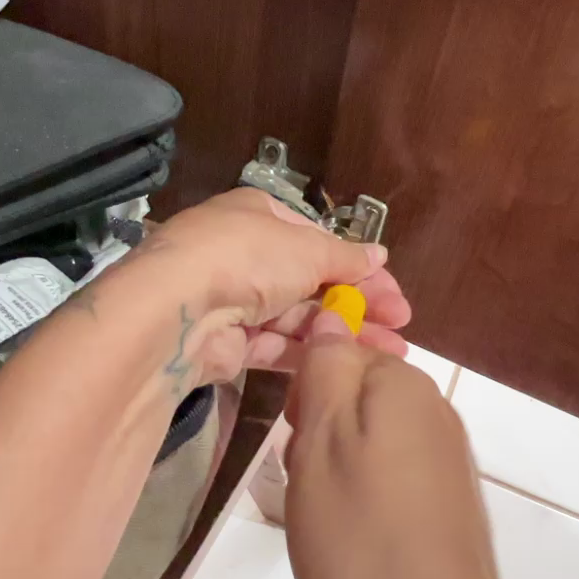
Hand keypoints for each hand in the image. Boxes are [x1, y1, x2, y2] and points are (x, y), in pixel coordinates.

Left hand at [133, 188, 410, 378]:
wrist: (178, 309)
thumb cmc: (249, 256)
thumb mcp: (307, 248)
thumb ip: (346, 257)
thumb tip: (380, 255)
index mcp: (258, 215)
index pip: (317, 239)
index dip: (357, 264)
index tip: (392, 289)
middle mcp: (244, 254)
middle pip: (311, 279)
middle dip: (358, 301)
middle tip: (401, 322)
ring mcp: (234, 300)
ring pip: (298, 316)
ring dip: (343, 331)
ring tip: (392, 349)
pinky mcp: (228, 344)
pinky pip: (276, 345)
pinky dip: (311, 352)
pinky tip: (349, 363)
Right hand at [281, 331, 552, 578]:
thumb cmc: (358, 534)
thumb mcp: (320, 438)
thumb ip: (326, 367)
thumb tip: (333, 317)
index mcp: (405, 384)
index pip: (342, 348)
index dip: (306, 386)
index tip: (292, 432)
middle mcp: (438, 411)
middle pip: (358, 394)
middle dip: (321, 426)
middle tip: (303, 478)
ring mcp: (451, 460)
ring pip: (373, 437)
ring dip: (339, 463)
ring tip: (326, 516)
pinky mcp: (454, 505)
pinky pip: (396, 475)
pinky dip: (368, 496)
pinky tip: (358, 538)